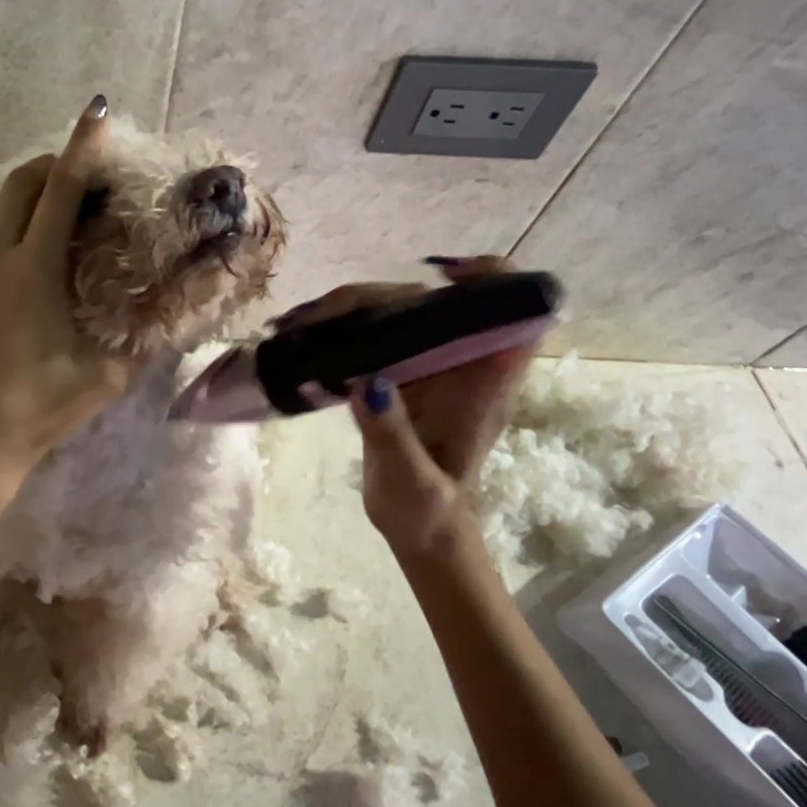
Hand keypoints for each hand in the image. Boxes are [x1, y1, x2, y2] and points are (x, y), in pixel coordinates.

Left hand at [0, 96, 135, 487]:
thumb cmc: (37, 410)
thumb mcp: (104, 378)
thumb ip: (143, 343)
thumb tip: (178, 320)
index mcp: (34, 269)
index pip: (63, 191)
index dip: (82, 148)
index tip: (95, 113)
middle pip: (16, 186)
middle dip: (47, 171)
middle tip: (74, 182)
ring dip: (10, 211)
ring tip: (33, 237)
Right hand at [274, 257, 540, 551]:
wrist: (419, 530)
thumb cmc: (428, 511)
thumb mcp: (412, 481)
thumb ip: (391, 435)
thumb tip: (367, 381)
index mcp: (485, 382)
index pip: (514, 312)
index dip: (491, 279)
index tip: (439, 277)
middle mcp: (462, 364)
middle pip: (432, 302)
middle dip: (375, 297)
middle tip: (317, 317)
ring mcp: (430, 366)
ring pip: (397, 311)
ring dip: (346, 310)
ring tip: (292, 324)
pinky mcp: (401, 374)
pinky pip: (374, 333)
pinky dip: (338, 327)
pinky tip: (299, 335)